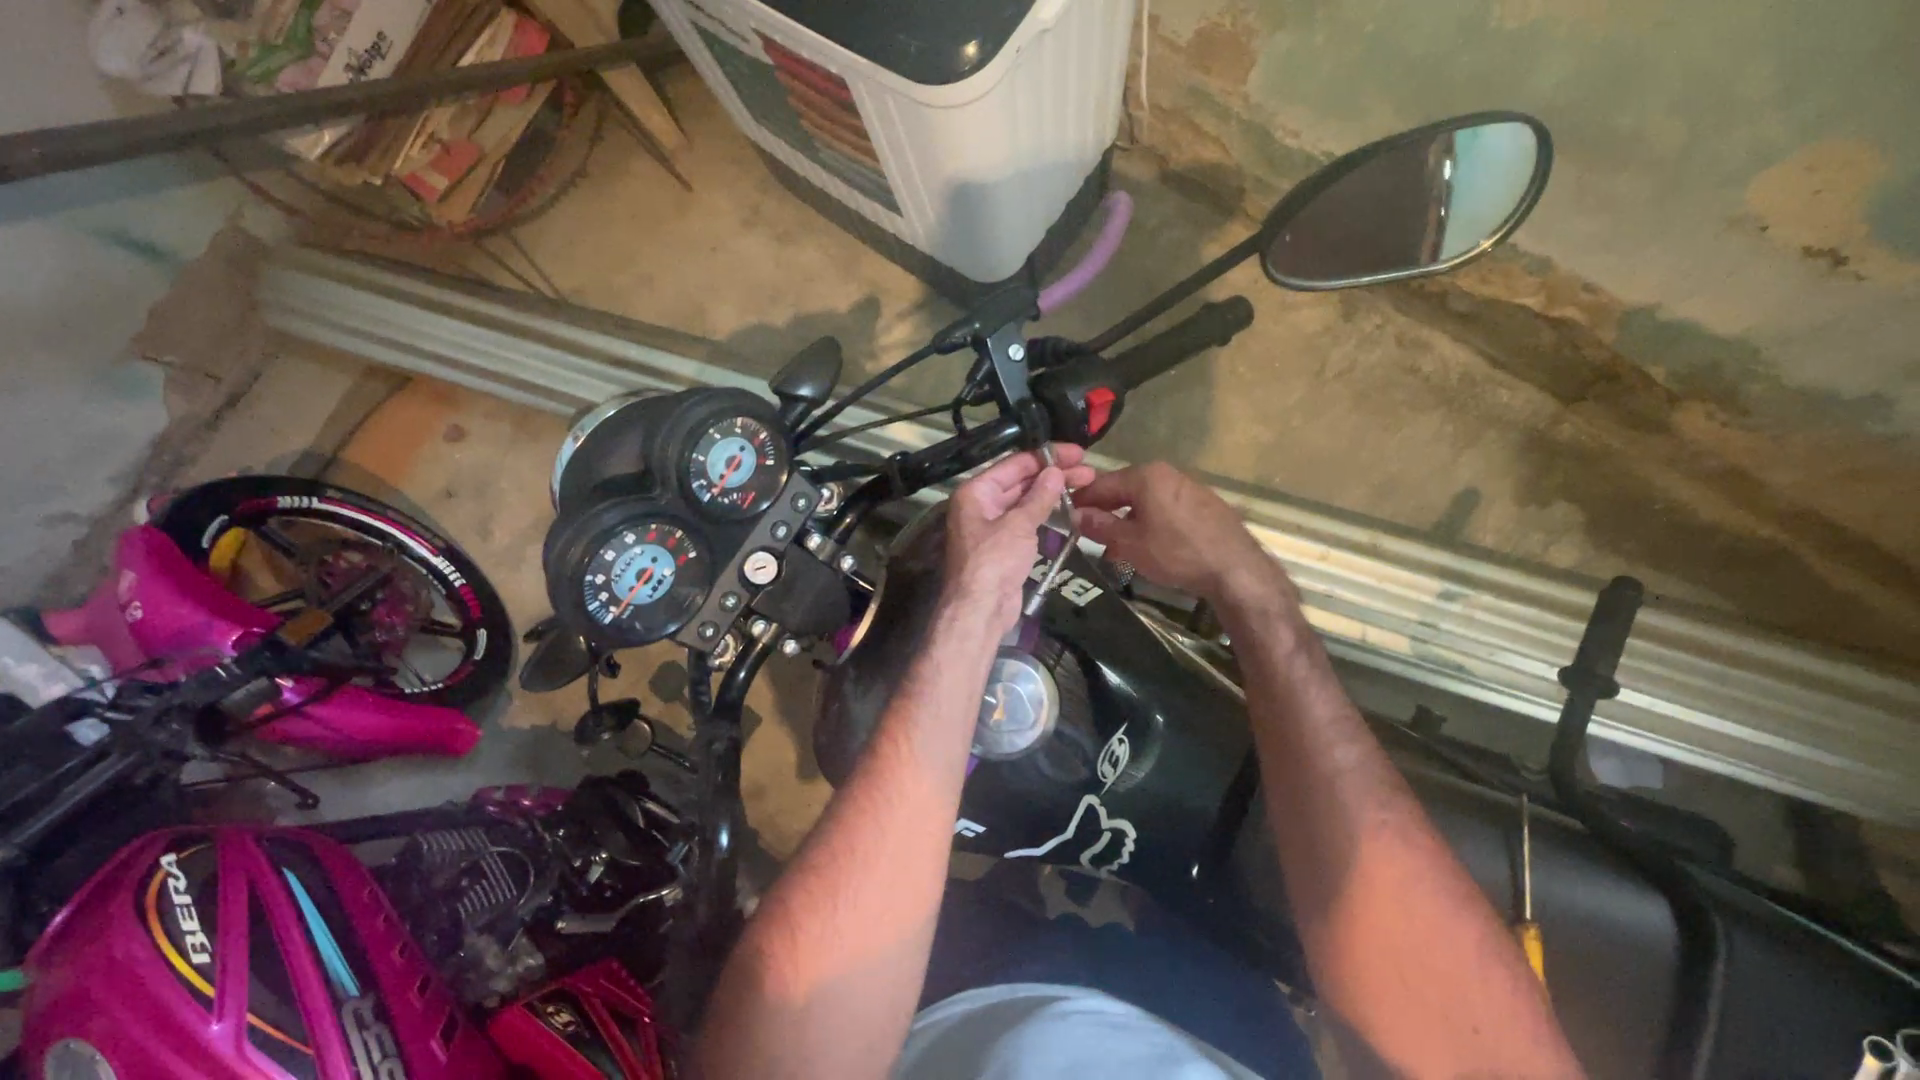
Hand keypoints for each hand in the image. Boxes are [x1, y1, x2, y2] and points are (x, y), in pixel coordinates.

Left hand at [944, 444, 1096, 632]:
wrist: (981, 609)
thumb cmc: (994, 561)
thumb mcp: (1018, 524)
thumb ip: (1039, 497)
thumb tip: (1056, 473)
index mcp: (976, 492)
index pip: (1015, 465)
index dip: (1046, 457)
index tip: (1076, 454)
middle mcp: (981, 505)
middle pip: (1020, 482)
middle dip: (1053, 476)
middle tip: (1088, 471)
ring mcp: (993, 526)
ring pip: (1025, 502)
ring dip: (1052, 494)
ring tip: (1085, 486)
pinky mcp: (1004, 546)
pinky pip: (1026, 522)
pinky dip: (1045, 514)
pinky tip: (1068, 509)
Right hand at [1073, 462, 1293, 610]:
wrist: (1235, 568)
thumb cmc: (1176, 552)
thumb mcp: (1130, 543)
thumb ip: (1100, 526)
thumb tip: (1075, 515)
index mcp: (1145, 476)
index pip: (1101, 483)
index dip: (1081, 501)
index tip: (1066, 518)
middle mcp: (1167, 474)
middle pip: (1125, 490)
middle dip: (1106, 513)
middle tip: (1090, 537)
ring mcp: (1189, 487)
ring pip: (1146, 501)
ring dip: (1128, 521)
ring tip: (1119, 548)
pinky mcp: (1204, 504)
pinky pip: (1166, 509)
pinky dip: (1151, 523)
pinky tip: (1149, 547)